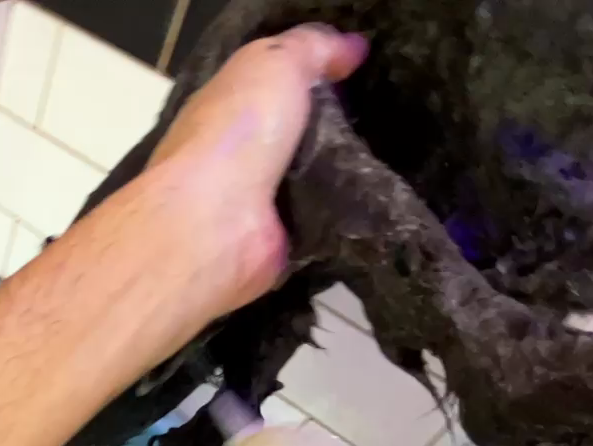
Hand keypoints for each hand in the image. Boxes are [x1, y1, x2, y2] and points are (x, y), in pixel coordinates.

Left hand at [144, 27, 367, 318]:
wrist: (211, 223)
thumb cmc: (234, 133)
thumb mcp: (272, 61)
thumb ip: (310, 48)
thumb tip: (349, 49)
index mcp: (222, 116)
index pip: (268, 96)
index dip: (309, 85)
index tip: (354, 77)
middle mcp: (230, 165)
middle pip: (292, 145)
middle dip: (333, 135)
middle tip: (377, 124)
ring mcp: (250, 212)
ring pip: (307, 189)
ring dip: (340, 180)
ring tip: (381, 162)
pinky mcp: (271, 250)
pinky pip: (313, 231)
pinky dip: (337, 221)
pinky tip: (367, 204)